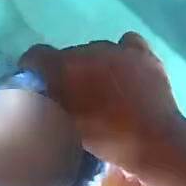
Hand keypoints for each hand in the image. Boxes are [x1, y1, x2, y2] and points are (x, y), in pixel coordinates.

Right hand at [20, 34, 185, 173]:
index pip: (35, 55)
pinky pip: (127, 44)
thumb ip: (49, 106)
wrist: (154, 141)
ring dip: (95, 65)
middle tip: (74, 96)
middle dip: (67, 72)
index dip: (31, 68)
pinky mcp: (144, 54)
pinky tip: (126, 71)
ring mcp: (119, 50)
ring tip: (104, 89)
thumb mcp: (66, 127)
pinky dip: (122, 55)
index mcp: (64, 67)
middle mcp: (89, 50)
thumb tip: (41, 95)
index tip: (35, 82)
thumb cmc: (106, 138)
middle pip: (68, 55)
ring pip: (97, 50)